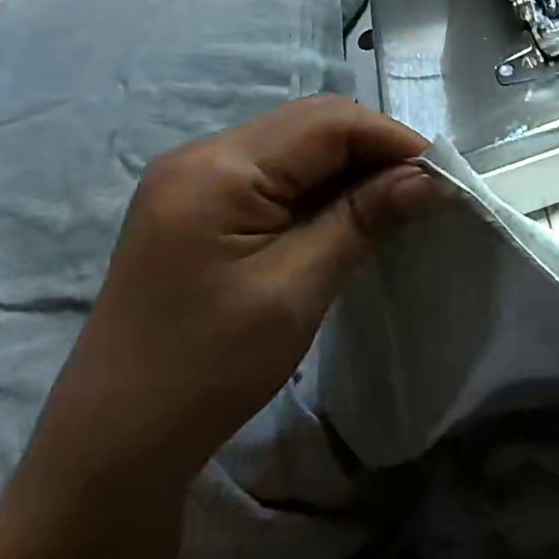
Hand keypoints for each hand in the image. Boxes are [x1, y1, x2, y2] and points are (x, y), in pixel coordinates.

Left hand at [53, 95, 435, 481]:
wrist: (116, 436)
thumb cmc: (208, 367)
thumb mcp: (294, 290)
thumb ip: (360, 220)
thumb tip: (427, 178)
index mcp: (217, 166)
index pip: (324, 122)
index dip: (390, 139)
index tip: (441, 177)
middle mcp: (198, 154)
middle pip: (304, 126)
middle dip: (369, 151)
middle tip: (420, 195)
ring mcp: (189, 179)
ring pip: (287, 150)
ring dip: (342, 171)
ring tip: (389, 208)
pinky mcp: (190, 207)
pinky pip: (265, 178)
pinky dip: (310, 191)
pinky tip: (337, 220)